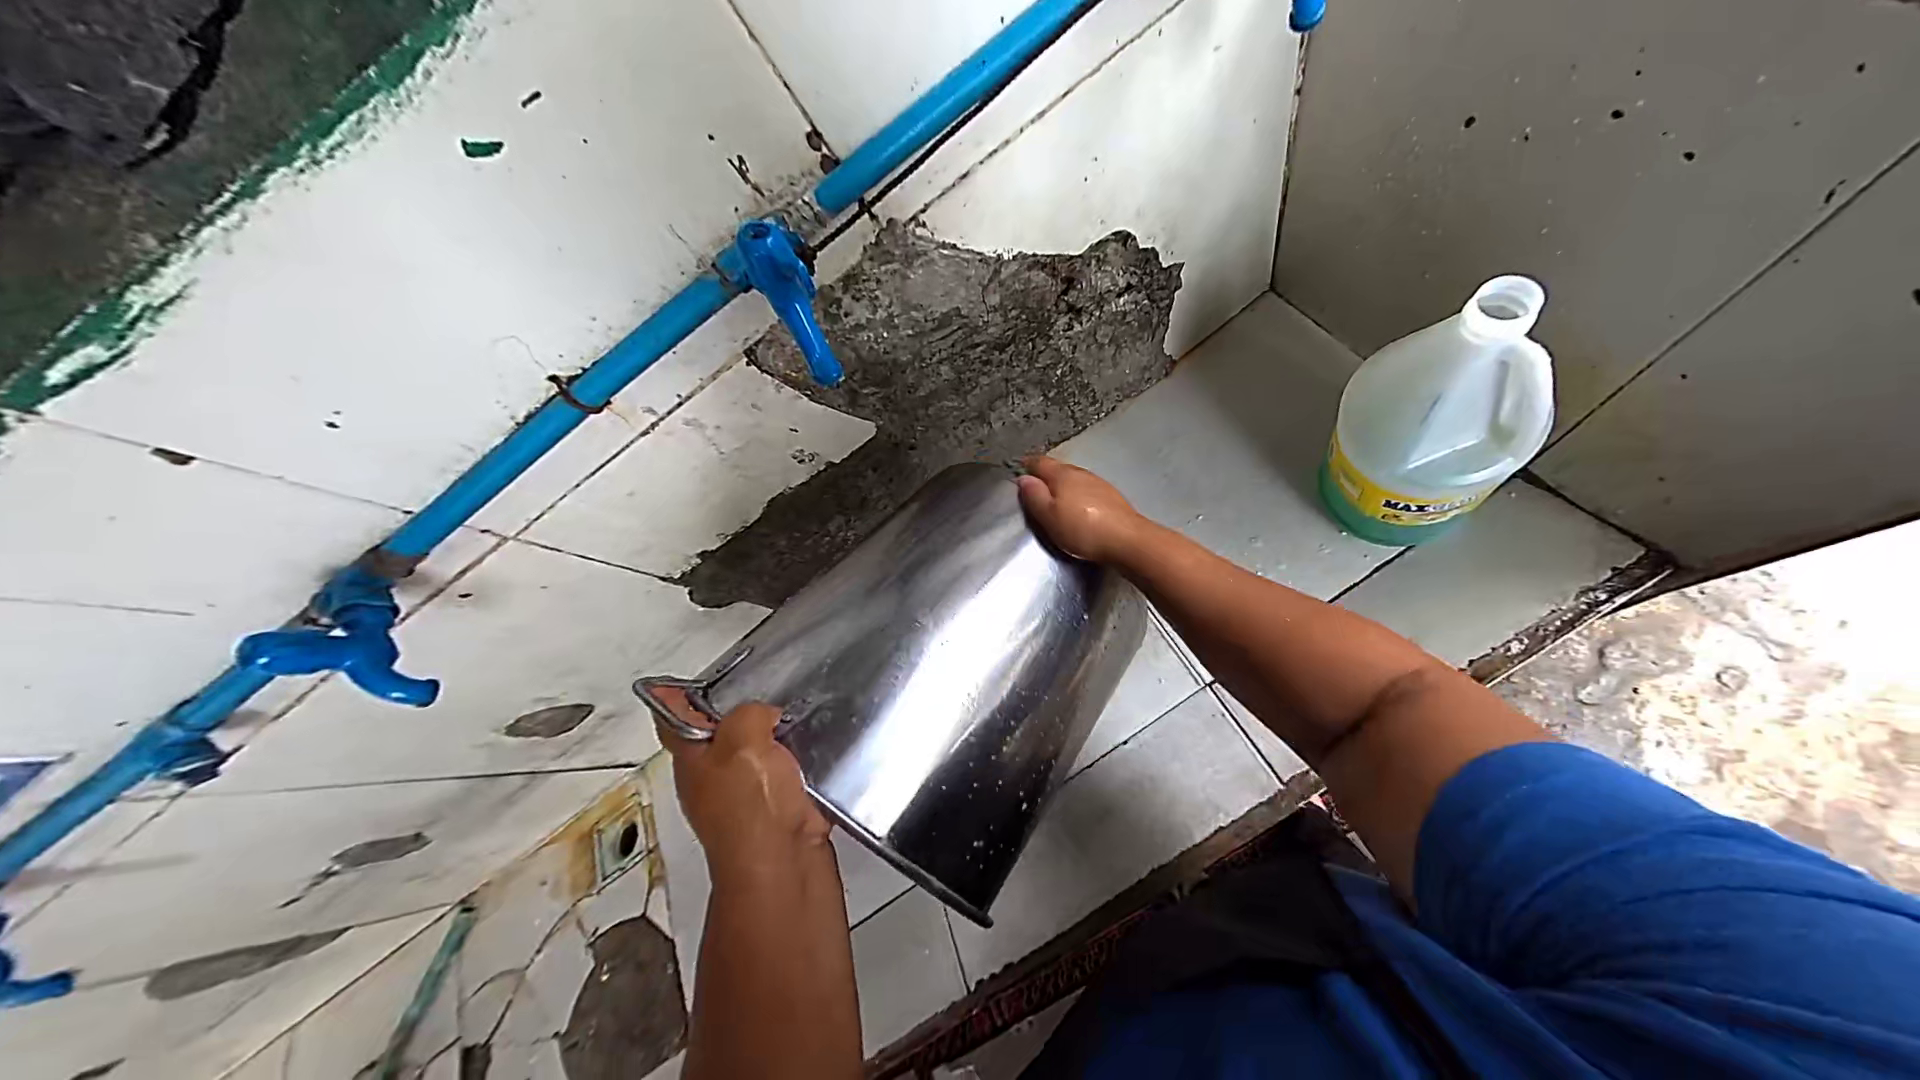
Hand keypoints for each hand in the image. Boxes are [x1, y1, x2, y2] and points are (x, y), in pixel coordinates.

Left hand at [653, 688, 831, 875]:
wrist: (784, 858)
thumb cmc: (750, 807)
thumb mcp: (741, 738)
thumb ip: (748, 713)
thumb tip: (765, 716)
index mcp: (692, 758)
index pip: (674, 719)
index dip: (676, 696)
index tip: (682, 679)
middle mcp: (714, 775)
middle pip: (720, 731)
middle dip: (741, 710)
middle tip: (760, 690)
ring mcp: (746, 791)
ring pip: (757, 748)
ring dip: (775, 734)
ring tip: (794, 714)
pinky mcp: (778, 802)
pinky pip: (787, 767)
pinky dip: (799, 756)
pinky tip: (811, 746)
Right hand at [1016, 456, 1149, 563]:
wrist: (1127, 540)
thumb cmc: (1083, 529)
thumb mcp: (1048, 516)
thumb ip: (1034, 496)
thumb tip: (1023, 479)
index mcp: (1062, 474)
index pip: (1040, 462)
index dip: (1027, 465)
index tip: (1019, 470)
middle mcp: (1082, 473)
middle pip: (1058, 468)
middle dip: (1045, 476)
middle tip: (1035, 487)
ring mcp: (1099, 484)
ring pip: (1074, 479)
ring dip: (1063, 486)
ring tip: (1055, 500)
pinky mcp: (1111, 497)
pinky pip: (1087, 491)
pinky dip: (1078, 496)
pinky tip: (1078, 509)